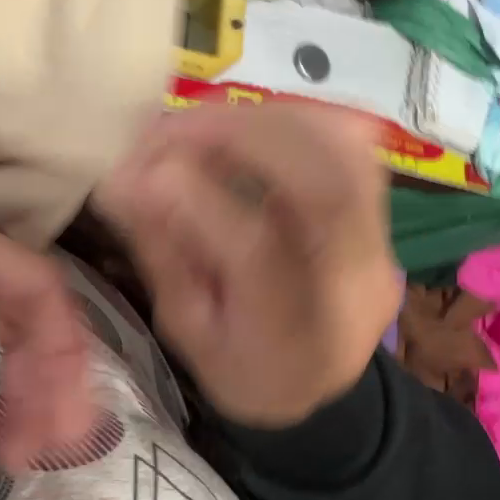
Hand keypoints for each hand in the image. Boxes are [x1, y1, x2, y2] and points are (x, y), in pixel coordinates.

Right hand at [93, 101, 400, 427]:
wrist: (319, 383)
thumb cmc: (243, 367)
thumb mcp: (188, 331)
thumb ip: (162, 255)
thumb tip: (121, 183)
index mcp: (303, 333)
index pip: (260, 253)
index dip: (194, 199)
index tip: (131, 176)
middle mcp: (358, 278)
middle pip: (320, 183)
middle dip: (231, 136)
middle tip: (162, 130)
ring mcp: (378, 236)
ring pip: (338, 146)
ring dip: (257, 119)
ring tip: (194, 123)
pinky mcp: (375, 205)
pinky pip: (344, 138)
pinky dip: (286, 116)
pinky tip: (238, 123)